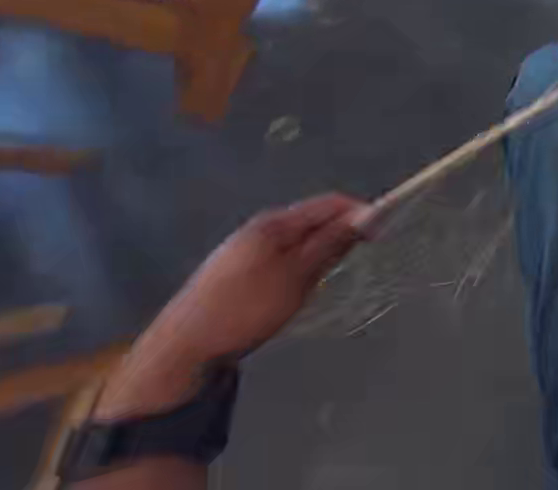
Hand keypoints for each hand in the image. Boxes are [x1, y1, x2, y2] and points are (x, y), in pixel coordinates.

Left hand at [95, 194, 369, 418]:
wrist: (178, 354)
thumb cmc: (245, 310)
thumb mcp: (297, 276)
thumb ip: (332, 243)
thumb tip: (365, 214)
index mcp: (275, 222)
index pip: (329, 202)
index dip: (359, 211)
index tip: (380, 232)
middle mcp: (259, 227)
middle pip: (312, 218)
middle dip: (338, 231)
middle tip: (352, 259)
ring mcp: (242, 249)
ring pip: (296, 238)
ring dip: (318, 249)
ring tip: (323, 277)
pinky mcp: (232, 271)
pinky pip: (279, 254)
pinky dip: (298, 262)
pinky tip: (293, 287)